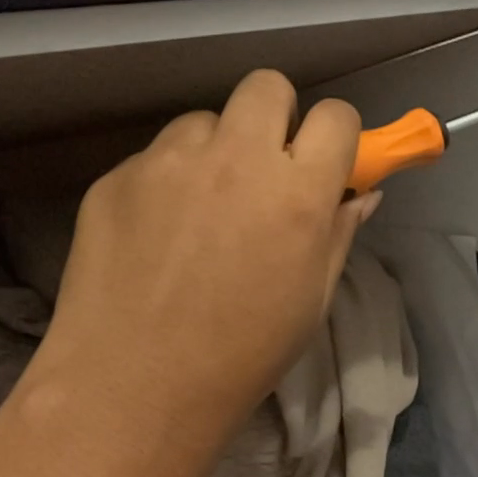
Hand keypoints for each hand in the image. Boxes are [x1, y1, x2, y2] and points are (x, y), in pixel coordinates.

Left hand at [11, 70, 380, 461]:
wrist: (132, 389)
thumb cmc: (240, 357)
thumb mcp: (310, 302)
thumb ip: (338, 234)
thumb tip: (360, 193)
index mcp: (295, 193)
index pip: (335, 116)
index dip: (336, 136)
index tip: (327, 162)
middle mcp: (235, 159)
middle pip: (267, 87)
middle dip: (275, 118)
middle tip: (265, 169)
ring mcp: (168, 162)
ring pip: (204, 121)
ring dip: (215, 152)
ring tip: (200, 213)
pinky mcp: (116, 176)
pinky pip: (156, 157)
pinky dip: (166, 182)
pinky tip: (156, 237)